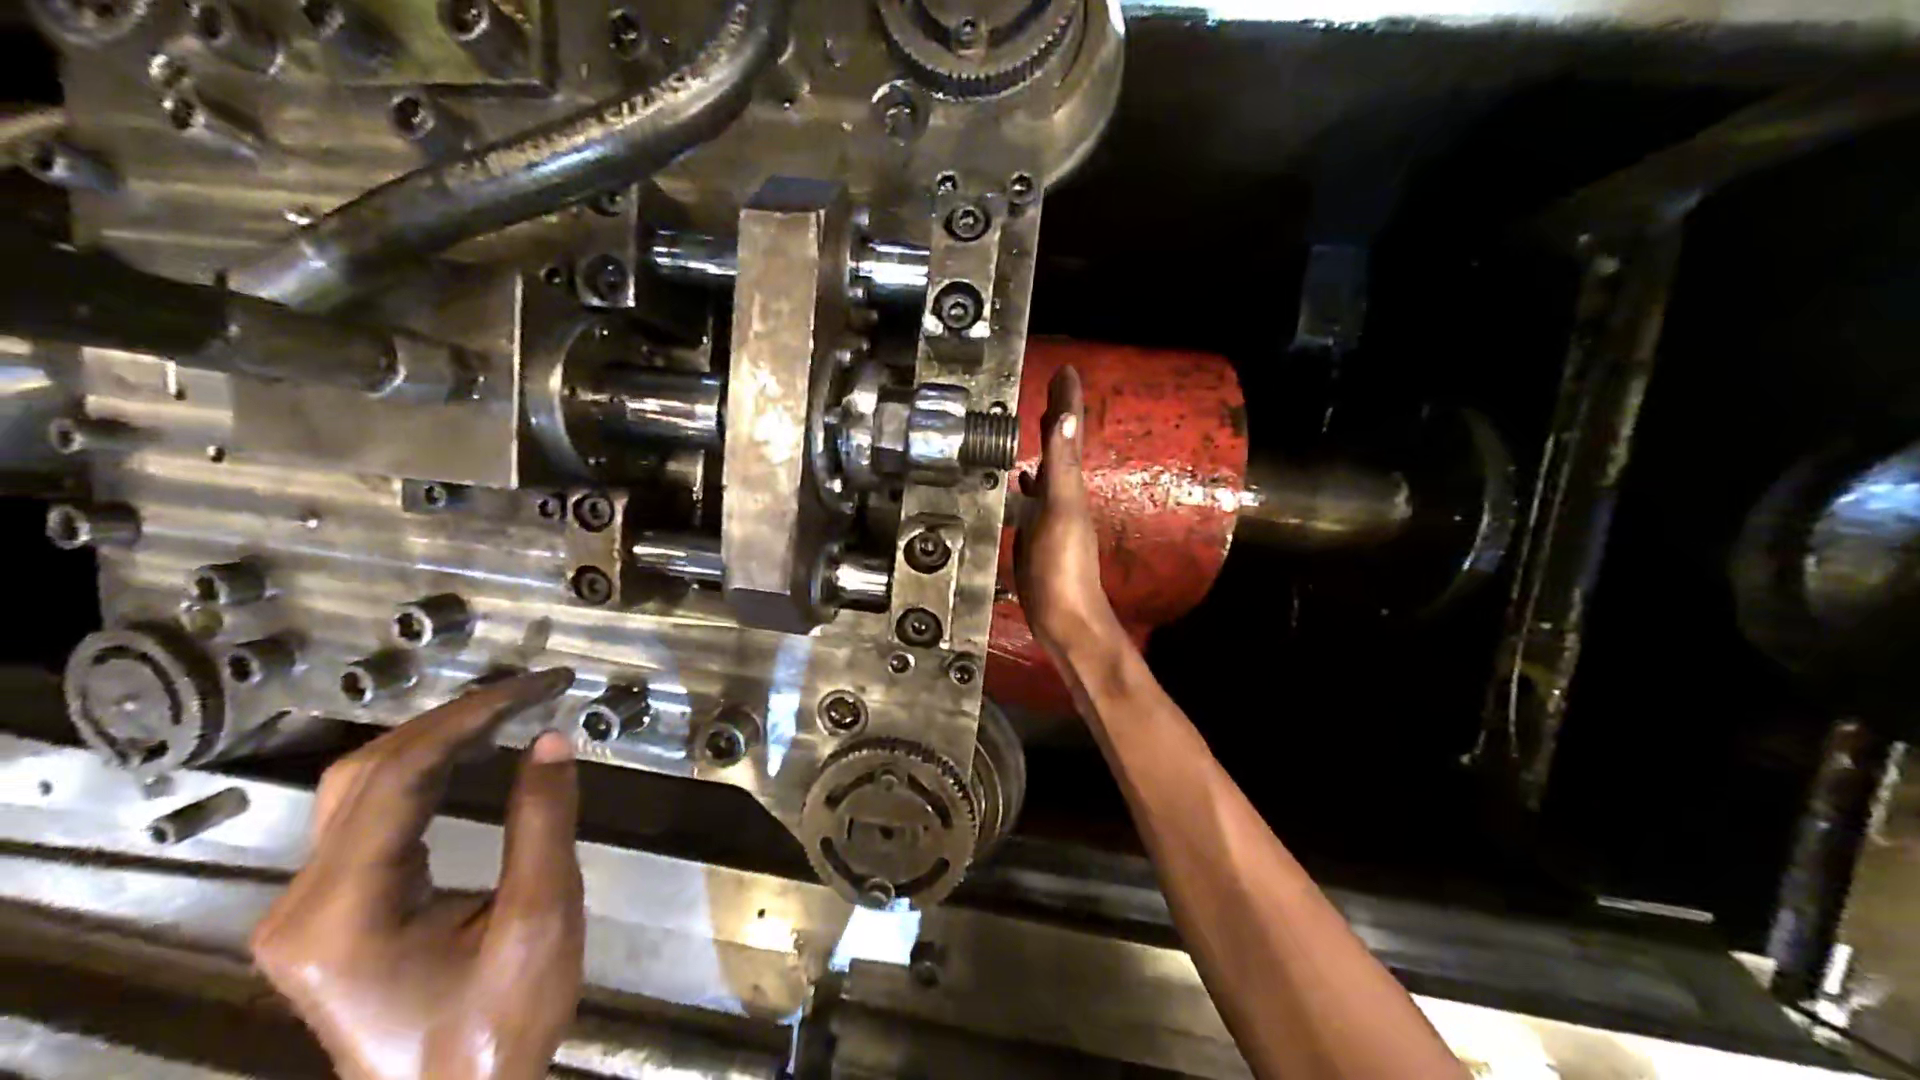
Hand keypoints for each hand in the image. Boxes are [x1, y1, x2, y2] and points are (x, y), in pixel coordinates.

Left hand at [251, 669, 582, 1079]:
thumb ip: (542, 823)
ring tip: (508, 710)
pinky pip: (370, 815)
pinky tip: (470, 754)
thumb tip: (552, 739)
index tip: (538, 687)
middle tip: (530, 691)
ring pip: (361, 788)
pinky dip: (425, 771)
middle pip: (367, 774)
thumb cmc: (499, 1023)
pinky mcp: (329, 910)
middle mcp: (302, 903)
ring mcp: (307, 908)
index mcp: (343, 910)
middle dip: (454, 719)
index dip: (471, 717)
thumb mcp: (539, 921)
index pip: (399, 776)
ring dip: (437, 738)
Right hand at [1014, 364, 1124, 661]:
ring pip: (1045, 471)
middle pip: (1059, 447)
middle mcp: (1062, 496)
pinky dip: (1024, 482)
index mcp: (1068, 487)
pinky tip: (1015, 482)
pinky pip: (1030, 498)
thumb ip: (1060, 468)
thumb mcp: (1060, 513)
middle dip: (1054, 416)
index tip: (1066, 370)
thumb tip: (1066, 417)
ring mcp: (1048, 517)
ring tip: (1026, 424)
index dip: (1067, 401)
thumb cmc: (1062, 568)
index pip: (1069, 434)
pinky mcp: (1034, 536)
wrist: (1064, 618)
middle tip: (1046, 388)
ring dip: (1040, 446)